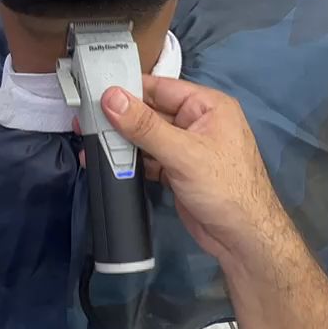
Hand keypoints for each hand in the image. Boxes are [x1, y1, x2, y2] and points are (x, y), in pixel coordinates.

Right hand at [100, 76, 301, 275]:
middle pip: (151, 112)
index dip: (129, 88)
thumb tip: (111, 97)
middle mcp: (196, 122)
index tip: (94, 89)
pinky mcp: (178, 170)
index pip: (161, 88)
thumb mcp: (183, 153)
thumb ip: (144, 125)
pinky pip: (149, 158)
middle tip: (84, 118)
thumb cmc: (224, 188)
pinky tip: (107, 162)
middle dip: (120, 117)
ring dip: (122, 141)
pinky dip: (130, 161)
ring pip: (147, 137)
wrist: (244, 240)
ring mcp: (187, 147)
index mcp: (207, 106)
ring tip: (89, 140)